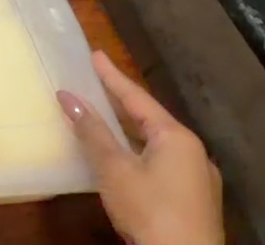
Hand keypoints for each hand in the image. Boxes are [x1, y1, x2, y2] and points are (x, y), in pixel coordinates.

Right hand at [57, 50, 223, 244]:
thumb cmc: (150, 211)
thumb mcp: (114, 169)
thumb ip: (92, 131)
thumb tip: (67, 96)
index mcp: (176, 138)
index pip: (137, 98)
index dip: (112, 76)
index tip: (95, 54)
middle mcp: (193, 153)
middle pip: (149, 119)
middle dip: (120, 102)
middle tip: (94, 81)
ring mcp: (197, 180)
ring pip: (155, 143)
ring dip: (128, 129)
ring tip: (103, 115)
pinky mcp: (194, 203)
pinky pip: (161, 163)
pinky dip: (138, 151)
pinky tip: (122, 156)